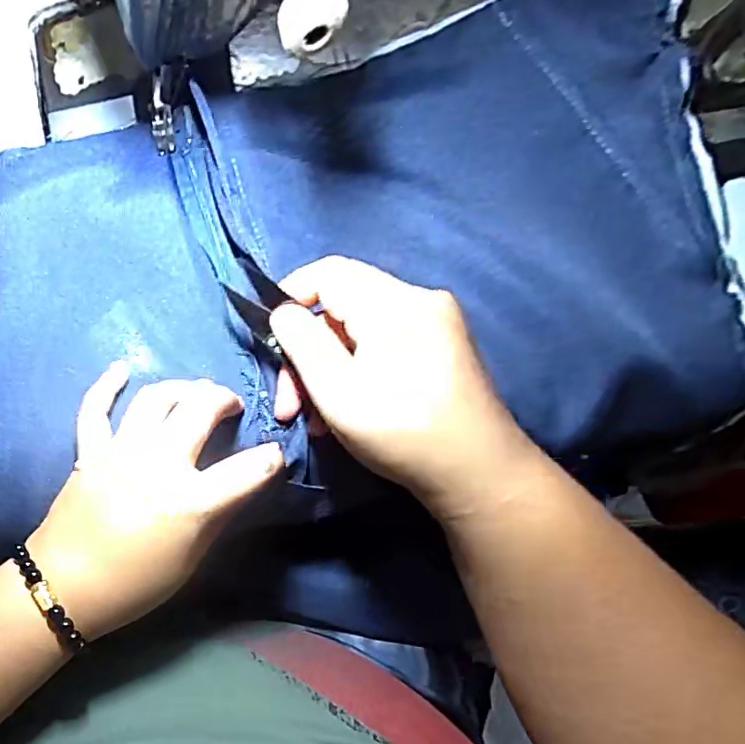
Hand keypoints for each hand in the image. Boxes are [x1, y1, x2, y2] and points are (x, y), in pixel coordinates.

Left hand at [26, 363, 285, 640]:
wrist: (67, 587)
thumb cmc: (136, 583)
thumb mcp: (191, 559)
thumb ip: (220, 514)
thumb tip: (244, 483)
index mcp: (190, 500)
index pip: (248, 469)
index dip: (270, 459)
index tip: (272, 456)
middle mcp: (159, 463)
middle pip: (201, 409)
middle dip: (224, 400)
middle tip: (231, 407)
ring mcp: (121, 450)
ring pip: (157, 397)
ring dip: (183, 388)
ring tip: (195, 393)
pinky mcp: (91, 450)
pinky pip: (96, 408)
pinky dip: (108, 385)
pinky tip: (122, 369)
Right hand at [268, 256, 549, 521]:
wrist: (477, 471)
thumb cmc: (400, 429)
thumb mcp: (336, 389)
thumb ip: (302, 343)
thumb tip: (282, 311)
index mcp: (393, 303)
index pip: (328, 271)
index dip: (289, 296)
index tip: (267, 337)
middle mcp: (419, 301)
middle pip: (341, 309)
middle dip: (305, 354)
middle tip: (289, 406)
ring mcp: (436, 326)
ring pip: (359, 334)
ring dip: (327, 372)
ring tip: (316, 421)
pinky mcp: (442, 351)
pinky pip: (384, 349)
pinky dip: (356, 374)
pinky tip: (347, 414)